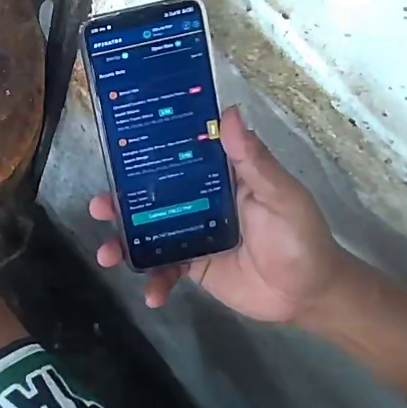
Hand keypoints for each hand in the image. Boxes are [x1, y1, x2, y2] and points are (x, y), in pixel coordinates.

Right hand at [91, 106, 350, 323]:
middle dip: (123, 201)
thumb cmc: (300, 236)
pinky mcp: (197, 267)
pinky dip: (156, 283)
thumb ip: (254, 160)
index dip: (150, 153)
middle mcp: (203, 203)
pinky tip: (151, 295)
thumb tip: (229, 113)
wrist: (308, 293)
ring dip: (126, 242)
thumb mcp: (281, 195)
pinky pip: (168, 271)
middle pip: (156, 197)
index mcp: (223, 178)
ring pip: (152, 234)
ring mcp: (197, 236)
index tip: (119, 149)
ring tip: (106, 253)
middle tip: (98, 205)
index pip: (181, 157)